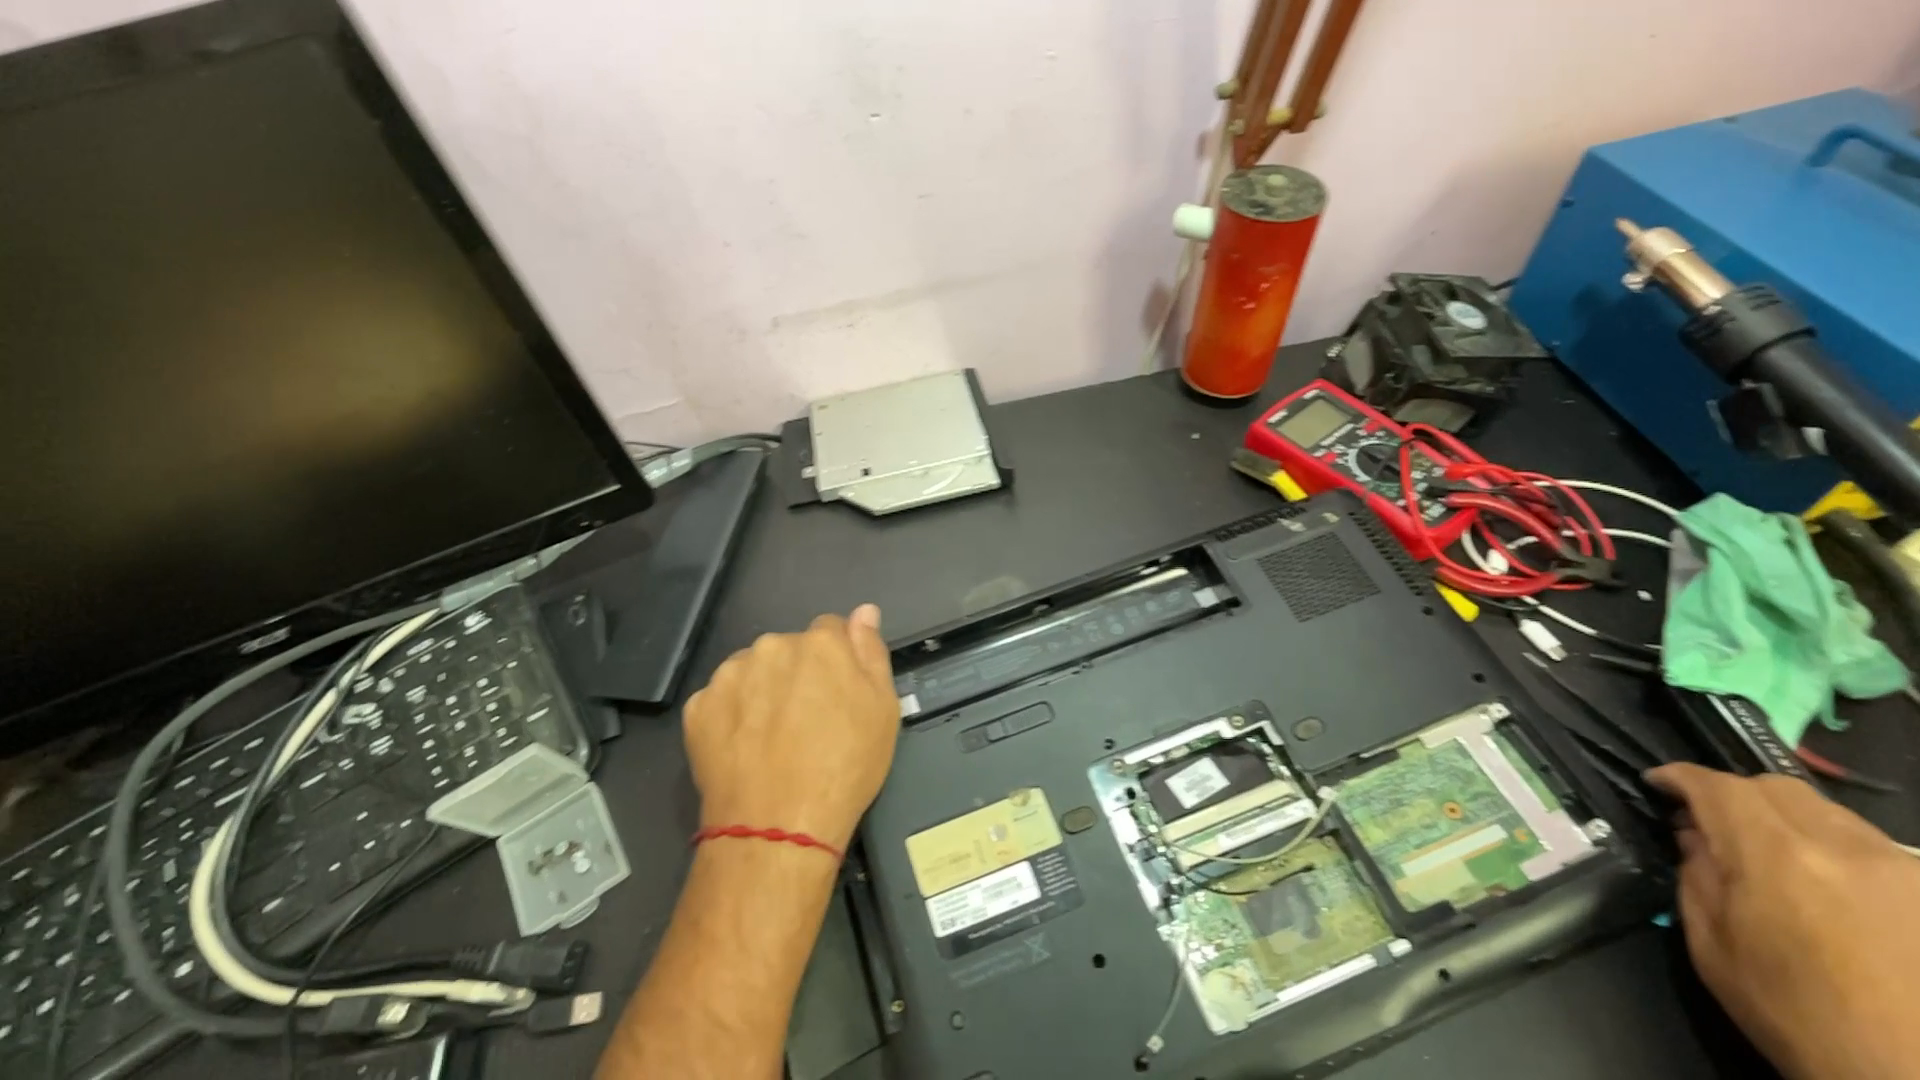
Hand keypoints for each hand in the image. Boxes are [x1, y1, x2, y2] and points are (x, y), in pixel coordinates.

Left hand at [682, 605, 898, 851]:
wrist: (778, 825)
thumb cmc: (844, 767)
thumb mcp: (883, 710)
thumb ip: (871, 652)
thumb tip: (865, 611)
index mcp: (819, 643)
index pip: (830, 630)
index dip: (837, 662)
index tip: (838, 695)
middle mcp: (771, 647)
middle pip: (788, 650)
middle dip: (797, 674)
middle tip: (807, 723)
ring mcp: (729, 676)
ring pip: (751, 672)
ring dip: (762, 692)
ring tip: (773, 739)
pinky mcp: (698, 708)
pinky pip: (721, 702)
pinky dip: (732, 718)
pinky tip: (745, 750)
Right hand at [1647, 763, 1919, 1079]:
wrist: (1905, 1074)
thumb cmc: (1792, 1013)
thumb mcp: (1713, 945)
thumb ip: (1696, 876)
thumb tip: (1694, 836)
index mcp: (1775, 857)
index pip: (1718, 787)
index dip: (1679, 777)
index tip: (1657, 783)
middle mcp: (1840, 846)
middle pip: (1775, 786)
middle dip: (1732, 793)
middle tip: (1707, 821)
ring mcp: (1896, 865)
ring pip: (1824, 810)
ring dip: (1782, 817)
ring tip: (1765, 853)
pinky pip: (1863, 842)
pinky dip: (1826, 843)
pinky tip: (1819, 881)